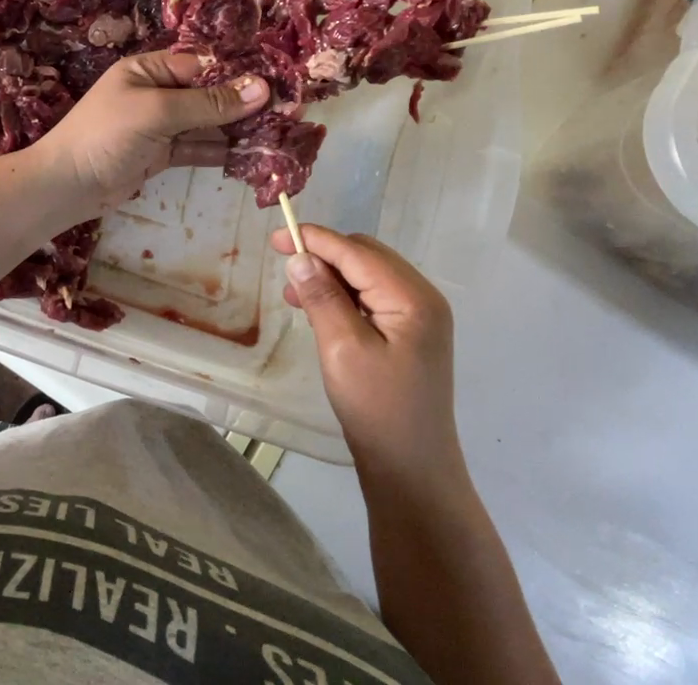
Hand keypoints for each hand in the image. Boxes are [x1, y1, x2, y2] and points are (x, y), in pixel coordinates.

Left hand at [30, 50, 269, 218]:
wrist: (68, 184)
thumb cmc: (105, 135)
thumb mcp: (157, 112)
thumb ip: (208, 103)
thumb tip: (261, 87)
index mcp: (148, 69)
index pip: (203, 64)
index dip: (239, 73)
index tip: (279, 82)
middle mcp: (156, 92)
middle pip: (209, 93)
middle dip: (244, 103)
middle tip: (289, 112)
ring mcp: (159, 125)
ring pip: (207, 122)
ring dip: (238, 129)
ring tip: (279, 133)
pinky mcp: (160, 154)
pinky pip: (198, 148)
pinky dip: (221, 152)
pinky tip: (250, 157)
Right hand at [268, 224, 464, 487]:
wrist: (410, 462)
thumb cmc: (375, 405)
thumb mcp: (341, 347)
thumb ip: (322, 297)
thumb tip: (300, 256)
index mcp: (412, 299)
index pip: (357, 252)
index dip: (316, 239)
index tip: (275, 236)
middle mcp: (422, 299)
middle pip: (366, 256)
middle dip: (324, 255)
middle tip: (283, 268)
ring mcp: (419, 317)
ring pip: (368, 275)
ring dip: (330, 276)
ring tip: (294, 294)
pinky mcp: (410, 333)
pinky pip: (372, 297)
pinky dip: (342, 294)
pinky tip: (317, 309)